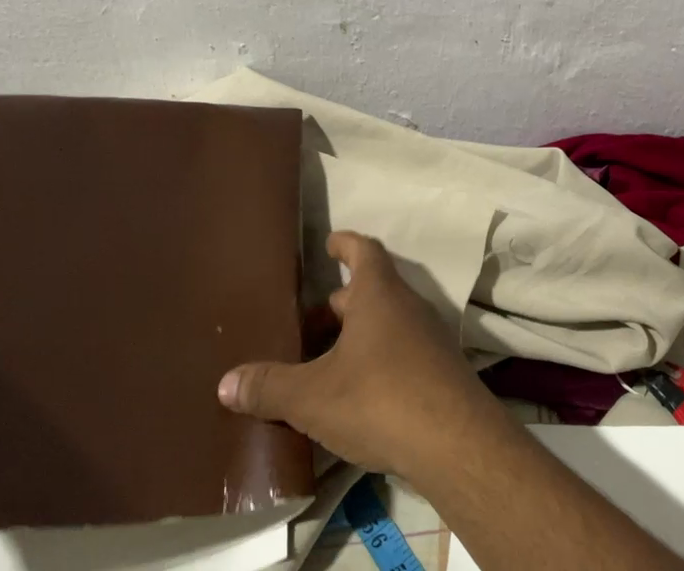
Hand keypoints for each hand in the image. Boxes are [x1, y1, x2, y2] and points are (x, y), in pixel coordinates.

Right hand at [218, 231, 511, 482]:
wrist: (456, 442)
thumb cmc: (380, 399)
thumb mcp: (313, 396)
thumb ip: (270, 387)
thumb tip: (226, 382)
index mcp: (380, 296)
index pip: (365, 252)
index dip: (346, 243)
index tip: (330, 241)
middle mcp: (409, 309)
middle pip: (372, 293)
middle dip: (338, 304)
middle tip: (304, 324)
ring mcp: (430, 341)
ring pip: (386, 326)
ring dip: (356, 338)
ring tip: (319, 363)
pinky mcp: (439, 374)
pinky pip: (400, 355)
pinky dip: (375, 364)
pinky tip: (352, 395)